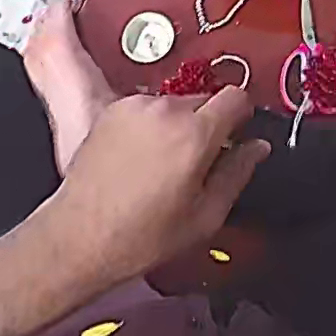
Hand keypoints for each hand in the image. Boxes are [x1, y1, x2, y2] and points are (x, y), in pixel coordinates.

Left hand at [42, 88, 269, 286]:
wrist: (78, 238)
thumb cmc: (142, 235)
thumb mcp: (206, 216)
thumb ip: (239, 172)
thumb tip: (258, 147)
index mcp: (196, 134)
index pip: (237, 97)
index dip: (241, 116)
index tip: (236, 134)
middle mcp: (167, 110)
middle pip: (206, 101)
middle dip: (207, 125)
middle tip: (195, 162)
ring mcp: (138, 107)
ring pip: (176, 105)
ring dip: (178, 124)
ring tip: (162, 163)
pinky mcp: (114, 109)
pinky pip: (149, 108)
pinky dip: (151, 125)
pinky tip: (139, 157)